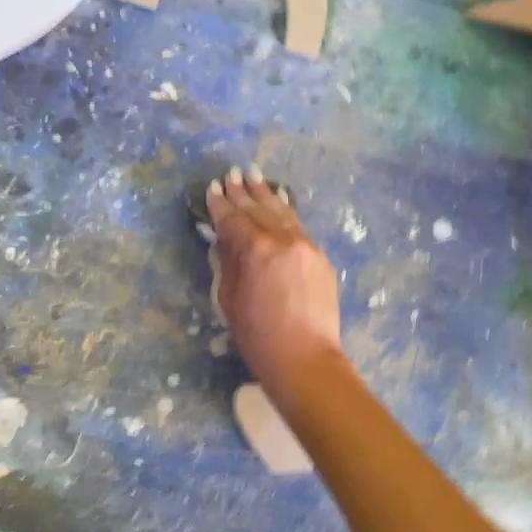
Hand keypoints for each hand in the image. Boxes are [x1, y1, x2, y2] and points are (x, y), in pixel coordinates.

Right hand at [205, 166, 342, 378]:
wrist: (305, 358)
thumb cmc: (257, 336)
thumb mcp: (230, 298)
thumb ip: (228, 261)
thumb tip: (225, 239)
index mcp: (255, 249)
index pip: (233, 219)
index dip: (220, 204)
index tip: (212, 189)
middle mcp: (282, 239)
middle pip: (258, 209)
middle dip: (242, 192)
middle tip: (231, 173)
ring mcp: (305, 245)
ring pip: (282, 212)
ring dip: (266, 193)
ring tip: (254, 175)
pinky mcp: (319, 256)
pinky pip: (299, 225)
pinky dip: (287, 210)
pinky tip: (280, 199)